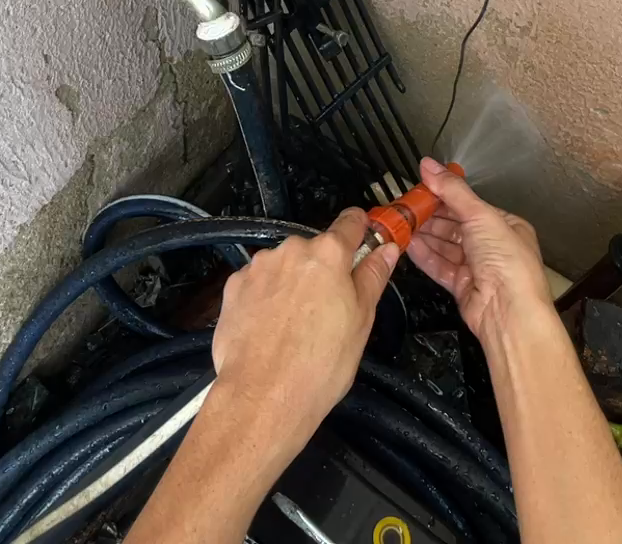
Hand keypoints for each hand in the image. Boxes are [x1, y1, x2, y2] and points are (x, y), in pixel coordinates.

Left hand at [211, 208, 399, 437]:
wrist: (262, 397)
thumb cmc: (319, 365)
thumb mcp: (361, 320)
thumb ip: (373, 276)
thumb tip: (387, 249)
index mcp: (328, 254)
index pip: (351, 223)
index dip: (361, 230)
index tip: (364, 239)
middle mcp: (292, 250)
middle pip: (315, 251)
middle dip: (322, 271)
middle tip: (329, 309)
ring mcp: (259, 266)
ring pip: (285, 267)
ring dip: (293, 284)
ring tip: (296, 327)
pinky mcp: (234, 286)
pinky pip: (258, 283)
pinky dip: (266, 298)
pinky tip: (271, 329)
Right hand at [406, 157, 550, 345]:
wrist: (509, 313)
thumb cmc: (509, 264)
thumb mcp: (480, 215)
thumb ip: (452, 190)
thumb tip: (430, 166)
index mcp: (505, 225)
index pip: (468, 205)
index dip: (444, 196)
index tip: (421, 189)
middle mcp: (493, 246)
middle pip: (454, 226)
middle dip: (430, 217)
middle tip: (406, 208)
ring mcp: (478, 267)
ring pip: (445, 246)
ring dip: (424, 235)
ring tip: (402, 225)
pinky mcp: (464, 286)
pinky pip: (440, 266)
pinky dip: (424, 256)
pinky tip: (409, 245)